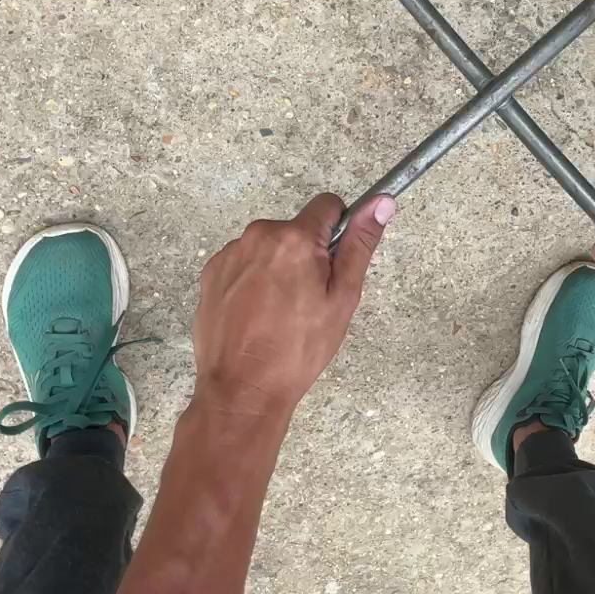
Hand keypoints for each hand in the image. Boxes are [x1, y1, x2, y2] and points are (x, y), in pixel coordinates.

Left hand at [191, 193, 394, 420]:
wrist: (241, 390)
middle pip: (297, 229)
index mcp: (296, 238)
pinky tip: (256, 313)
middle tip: (309, 299)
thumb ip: (360, 244)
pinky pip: (244, 261)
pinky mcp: (212, 271)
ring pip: (270, 246)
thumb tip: (381, 203)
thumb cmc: (297, 349)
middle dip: (307, 254)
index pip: (328, 205)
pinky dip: (253, 279)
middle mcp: (259, 235)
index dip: (337, 230)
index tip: (332, 262)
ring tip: (280, 311)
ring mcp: (232, 253)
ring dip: (278, 266)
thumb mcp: (342, 298)